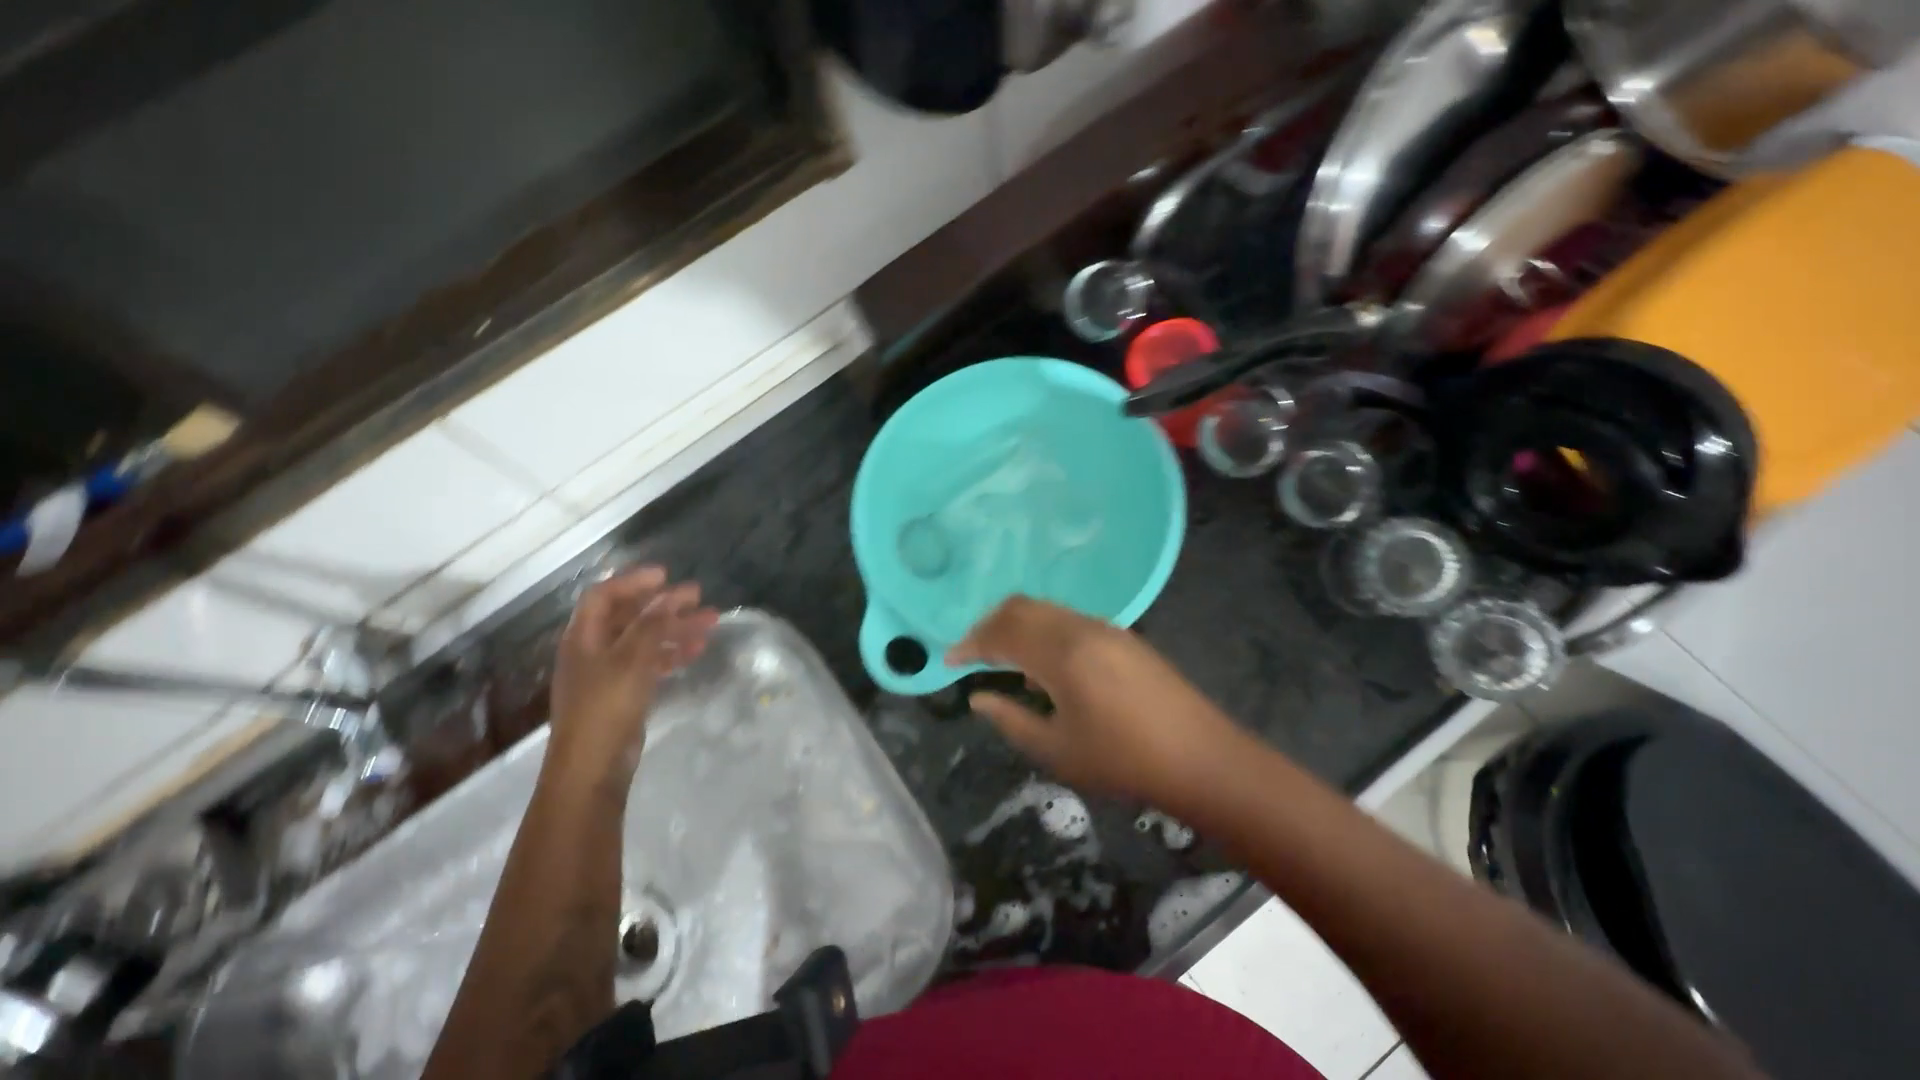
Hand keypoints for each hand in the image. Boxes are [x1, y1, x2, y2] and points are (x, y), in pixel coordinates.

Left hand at [547, 567, 717, 787]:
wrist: (592, 767)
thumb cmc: (606, 707)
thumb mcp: (632, 659)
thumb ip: (652, 624)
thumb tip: (670, 596)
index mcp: (583, 636)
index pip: (605, 595)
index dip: (634, 581)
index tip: (667, 575)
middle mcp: (592, 650)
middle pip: (629, 616)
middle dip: (664, 605)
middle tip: (699, 599)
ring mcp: (606, 674)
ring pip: (644, 640)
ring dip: (674, 629)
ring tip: (709, 625)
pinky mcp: (622, 695)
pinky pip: (648, 664)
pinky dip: (670, 654)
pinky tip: (694, 653)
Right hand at [946, 596, 1248, 809]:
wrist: (1201, 759)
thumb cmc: (1123, 761)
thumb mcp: (1056, 750)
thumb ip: (1011, 719)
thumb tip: (979, 697)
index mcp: (1062, 654)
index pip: (1002, 633)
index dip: (970, 644)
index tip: (948, 662)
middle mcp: (1082, 629)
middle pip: (1022, 608)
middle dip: (990, 626)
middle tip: (970, 655)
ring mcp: (1107, 629)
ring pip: (1048, 611)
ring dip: (1018, 626)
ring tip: (1003, 662)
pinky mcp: (1125, 638)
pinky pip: (1069, 621)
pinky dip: (1044, 632)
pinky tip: (1044, 667)